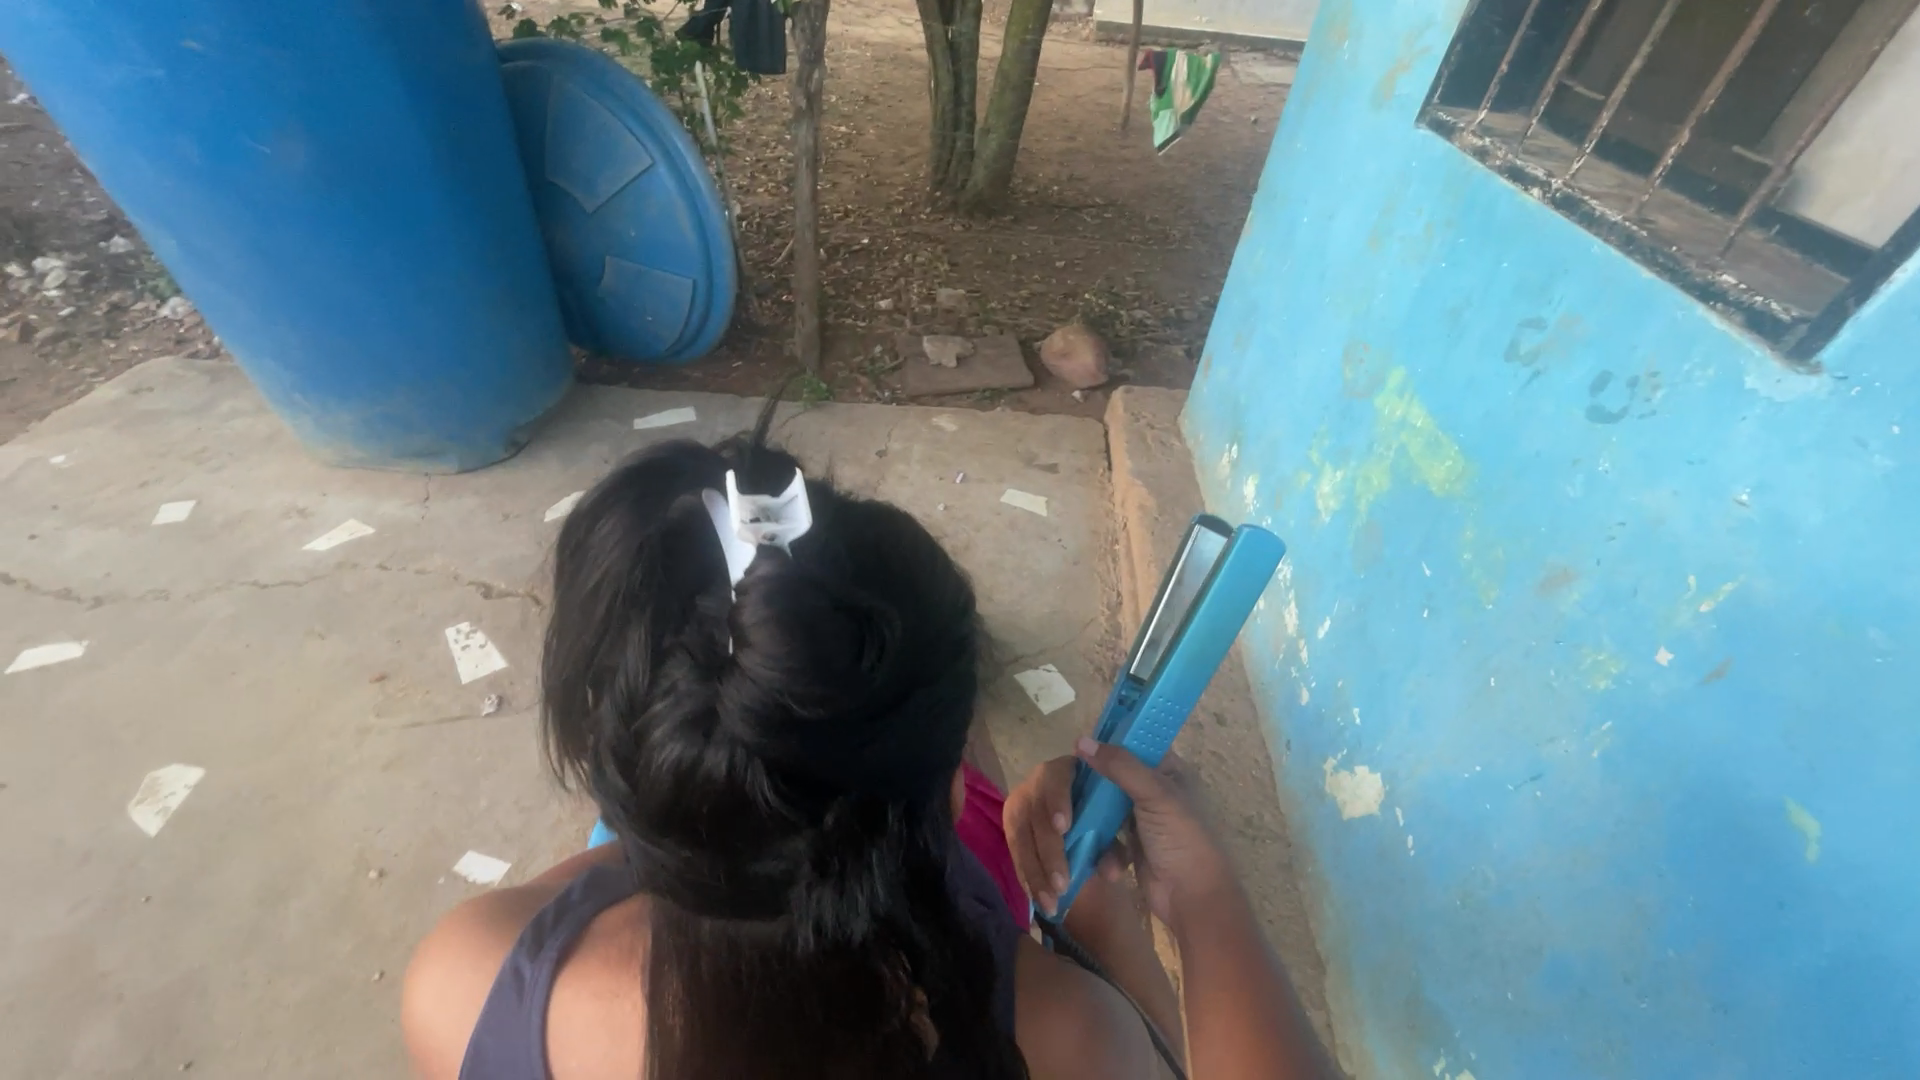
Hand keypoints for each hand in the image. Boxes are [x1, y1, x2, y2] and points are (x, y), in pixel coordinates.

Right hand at [1004, 739, 1232, 927]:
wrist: (1192, 900)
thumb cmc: (1182, 839)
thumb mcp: (1154, 795)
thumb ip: (1119, 765)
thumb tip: (1080, 740)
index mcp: (1168, 770)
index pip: (1133, 744)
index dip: (1107, 743)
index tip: (1078, 748)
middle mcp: (1153, 789)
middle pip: (1112, 776)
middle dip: (1092, 787)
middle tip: (1069, 791)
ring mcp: (1140, 818)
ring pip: (1104, 807)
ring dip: (1093, 822)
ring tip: (1075, 830)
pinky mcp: (1129, 844)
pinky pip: (1104, 835)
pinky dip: (1102, 848)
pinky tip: (1108, 864)